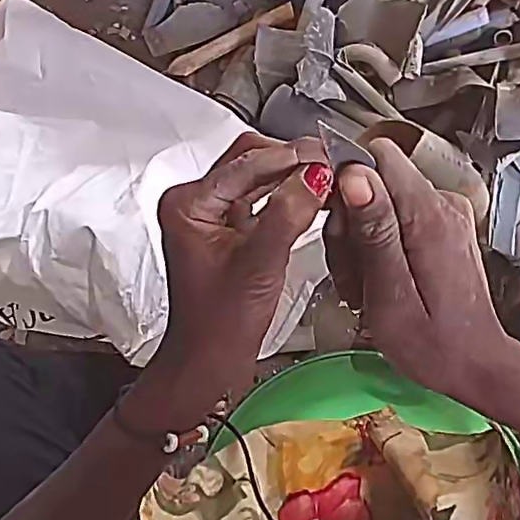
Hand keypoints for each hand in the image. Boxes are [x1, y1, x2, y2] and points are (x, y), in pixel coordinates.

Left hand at [126, 133, 331, 430]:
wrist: (208, 361)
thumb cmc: (219, 325)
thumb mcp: (259, 266)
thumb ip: (288, 215)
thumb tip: (316, 175)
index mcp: (187, 205)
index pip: (244, 162)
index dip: (289, 157)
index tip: (325, 157)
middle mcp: (193, 202)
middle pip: (249, 160)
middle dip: (291, 160)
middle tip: (331, 162)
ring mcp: (209, 213)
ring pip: (256, 176)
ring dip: (291, 174)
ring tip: (328, 175)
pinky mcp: (226, 227)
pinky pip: (259, 197)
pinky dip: (286, 194)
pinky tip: (312, 195)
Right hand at [324, 139, 519, 419]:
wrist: (476, 366)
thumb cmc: (435, 345)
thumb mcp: (390, 295)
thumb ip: (373, 231)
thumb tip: (354, 175)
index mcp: (428, 216)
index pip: (374, 156)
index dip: (343, 184)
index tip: (339, 227)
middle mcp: (442, 205)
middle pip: (373, 178)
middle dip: (348, 219)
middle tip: (353, 269)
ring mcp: (444, 213)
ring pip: (377, 198)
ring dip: (359, 236)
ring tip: (366, 280)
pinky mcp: (440, 225)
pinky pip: (393, 214)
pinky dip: (375, 242)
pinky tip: (378, 276)